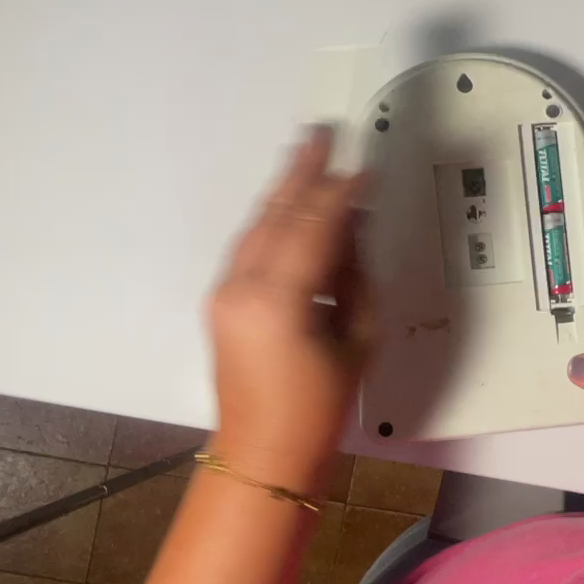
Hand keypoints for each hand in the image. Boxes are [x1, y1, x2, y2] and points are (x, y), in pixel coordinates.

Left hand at [207, 127, 373, 490]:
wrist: (262, 452)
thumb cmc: (319, 406)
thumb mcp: (357, 341)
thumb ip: (354, 279)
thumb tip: (353, 233)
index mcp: (280, 301)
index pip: (314, 227)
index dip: (340, 192)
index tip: (363, 168)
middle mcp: (242, 287)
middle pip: (277, 215)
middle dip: (301, 172)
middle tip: (320, 132)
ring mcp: (224, 292)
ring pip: (257, 225)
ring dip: (282, 189)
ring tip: (304, 153)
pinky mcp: (220, 300)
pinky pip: (249, 245)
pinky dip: (271, 219)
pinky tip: (287, 202)